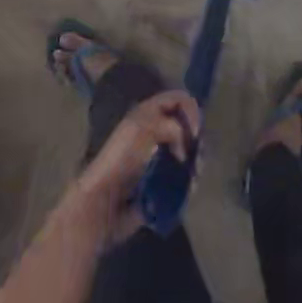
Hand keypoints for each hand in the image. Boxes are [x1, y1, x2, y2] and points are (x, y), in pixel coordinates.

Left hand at [68, 90, 200, 241]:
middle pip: (188, 127)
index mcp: (149, 114)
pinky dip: (190, 181)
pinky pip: (185, 176)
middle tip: (196, 157)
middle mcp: (157, 132)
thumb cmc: (121, 161)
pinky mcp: (163, 182)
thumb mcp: (142, 129)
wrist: (104, 202)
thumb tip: (189, 142)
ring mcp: (161, 158)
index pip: (178, 100)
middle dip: (196, 141)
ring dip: (195, 162)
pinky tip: (189, 187)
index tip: (194, 132)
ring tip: (193, 176)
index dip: (190, 109)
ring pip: (190, 152)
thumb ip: (171, 125)